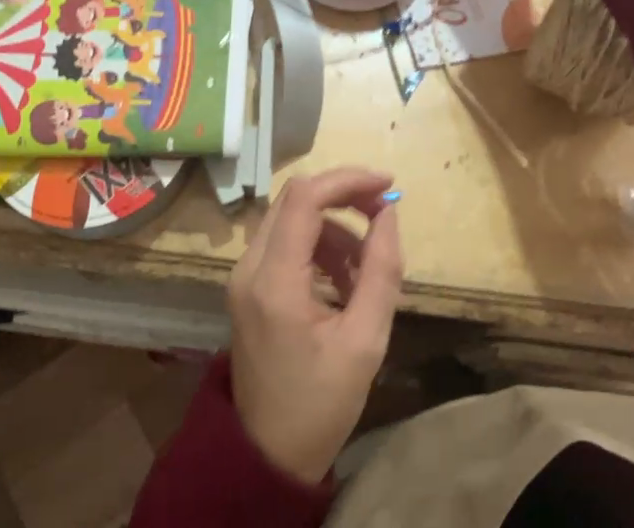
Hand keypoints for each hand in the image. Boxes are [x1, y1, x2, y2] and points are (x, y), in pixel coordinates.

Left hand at [228, 168, 402, 485]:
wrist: (267, 452)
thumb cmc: (320, 404)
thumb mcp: (365, 341)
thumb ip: (381, 271)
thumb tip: (389, 214)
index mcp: (274, 281)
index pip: (305, 198)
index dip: (348, 180)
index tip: (390, 185)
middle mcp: (249, 268)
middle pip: (295, 201)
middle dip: (344, 199)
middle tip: (385, 218)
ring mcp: (244, 277)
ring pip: (291, 220)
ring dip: (335, 229)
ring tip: (368, 272)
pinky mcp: (249, 288)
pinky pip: (286, 245)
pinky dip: (319, 248)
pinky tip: (346, 283)